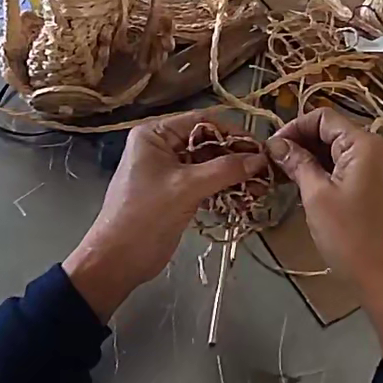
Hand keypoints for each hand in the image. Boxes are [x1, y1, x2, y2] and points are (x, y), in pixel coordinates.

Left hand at [64, 111, 267, 318]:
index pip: (202, 121)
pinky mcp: (178, 193)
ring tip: (261, 186)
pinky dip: (226, 189)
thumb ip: (225, 170)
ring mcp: (171, 171)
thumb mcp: (186, 187)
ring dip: (235, 175)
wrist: (118, 261)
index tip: (259, 146)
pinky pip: (208, 183)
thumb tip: (261, 160)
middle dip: (236, 156)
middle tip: (265, 169)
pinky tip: (248, 197)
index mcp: (156, 135)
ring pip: (211, 165)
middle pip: (209, 143)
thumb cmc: (145, 215)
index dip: (232, 132)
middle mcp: (163, 147)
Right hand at [266, 109, 382, 382]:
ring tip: (283, 176)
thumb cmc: (352, 236)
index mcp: (364, 143)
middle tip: (272, 164)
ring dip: (310, 158)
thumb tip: (276, 143)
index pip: (323, 116)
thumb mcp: (317, 196)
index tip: (269, 149)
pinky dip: (324, 171)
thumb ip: (298, 163)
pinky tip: (304, 187)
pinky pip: (346, 167)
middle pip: (331, 130)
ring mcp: (378, 168)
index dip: (293, 127)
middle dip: (300, 142)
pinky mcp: (376, 187)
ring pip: (337, 150)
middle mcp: (375, 148)